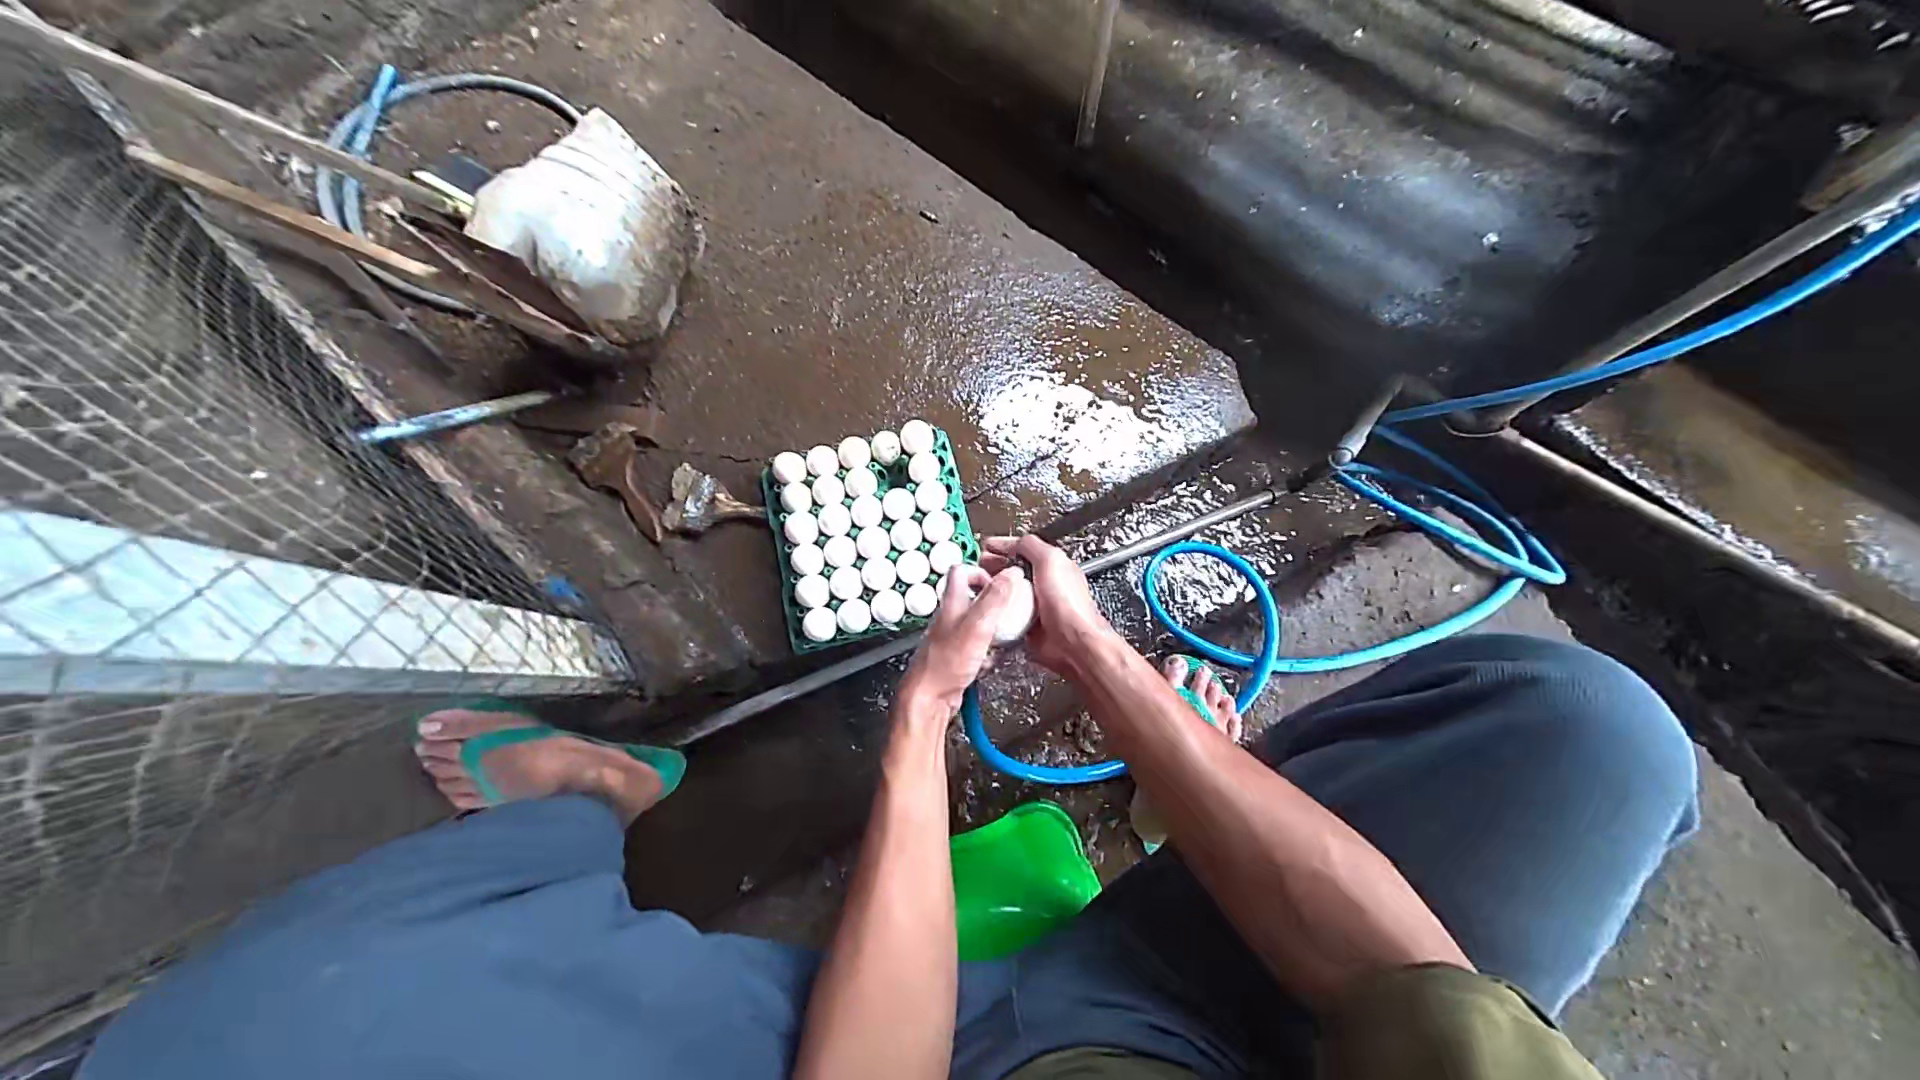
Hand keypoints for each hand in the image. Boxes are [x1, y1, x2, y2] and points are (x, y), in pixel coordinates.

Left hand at [897, 565, 1019, 720]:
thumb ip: (995, 598)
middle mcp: (950, 618)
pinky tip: (990, 661)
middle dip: (994, 605)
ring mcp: (952, 638)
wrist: (929, 698)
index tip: (1000, 582)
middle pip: (973, 599)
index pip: (961, 571)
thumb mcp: (978, 625)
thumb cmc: (945, 664)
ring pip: (978, 625)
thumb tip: (1011, 575)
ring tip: (1002, 639)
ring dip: (993, 631)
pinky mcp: (956, 657)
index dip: (981, 572)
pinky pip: (978, 648)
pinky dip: (987, 652)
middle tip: (1008, 611)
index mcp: (952, 603)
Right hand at [981, 535, 1115, 678]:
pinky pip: (1008, 614)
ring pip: (1010, 593)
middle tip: (980, 564)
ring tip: (980, 584)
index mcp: (1054, 566)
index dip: (1005, 546)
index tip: (988, 546)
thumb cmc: (1069, 605)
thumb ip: (1031, 546)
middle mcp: (1047, 586)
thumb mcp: (1049, 560)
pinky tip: (991, 606)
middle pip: (1015, 571)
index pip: (1025, 550)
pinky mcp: (1029, 626)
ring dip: (995, 588)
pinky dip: (998, 610)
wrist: (1071, 642)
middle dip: (995, 566)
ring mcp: (1037, 606)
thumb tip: (1015, 542)